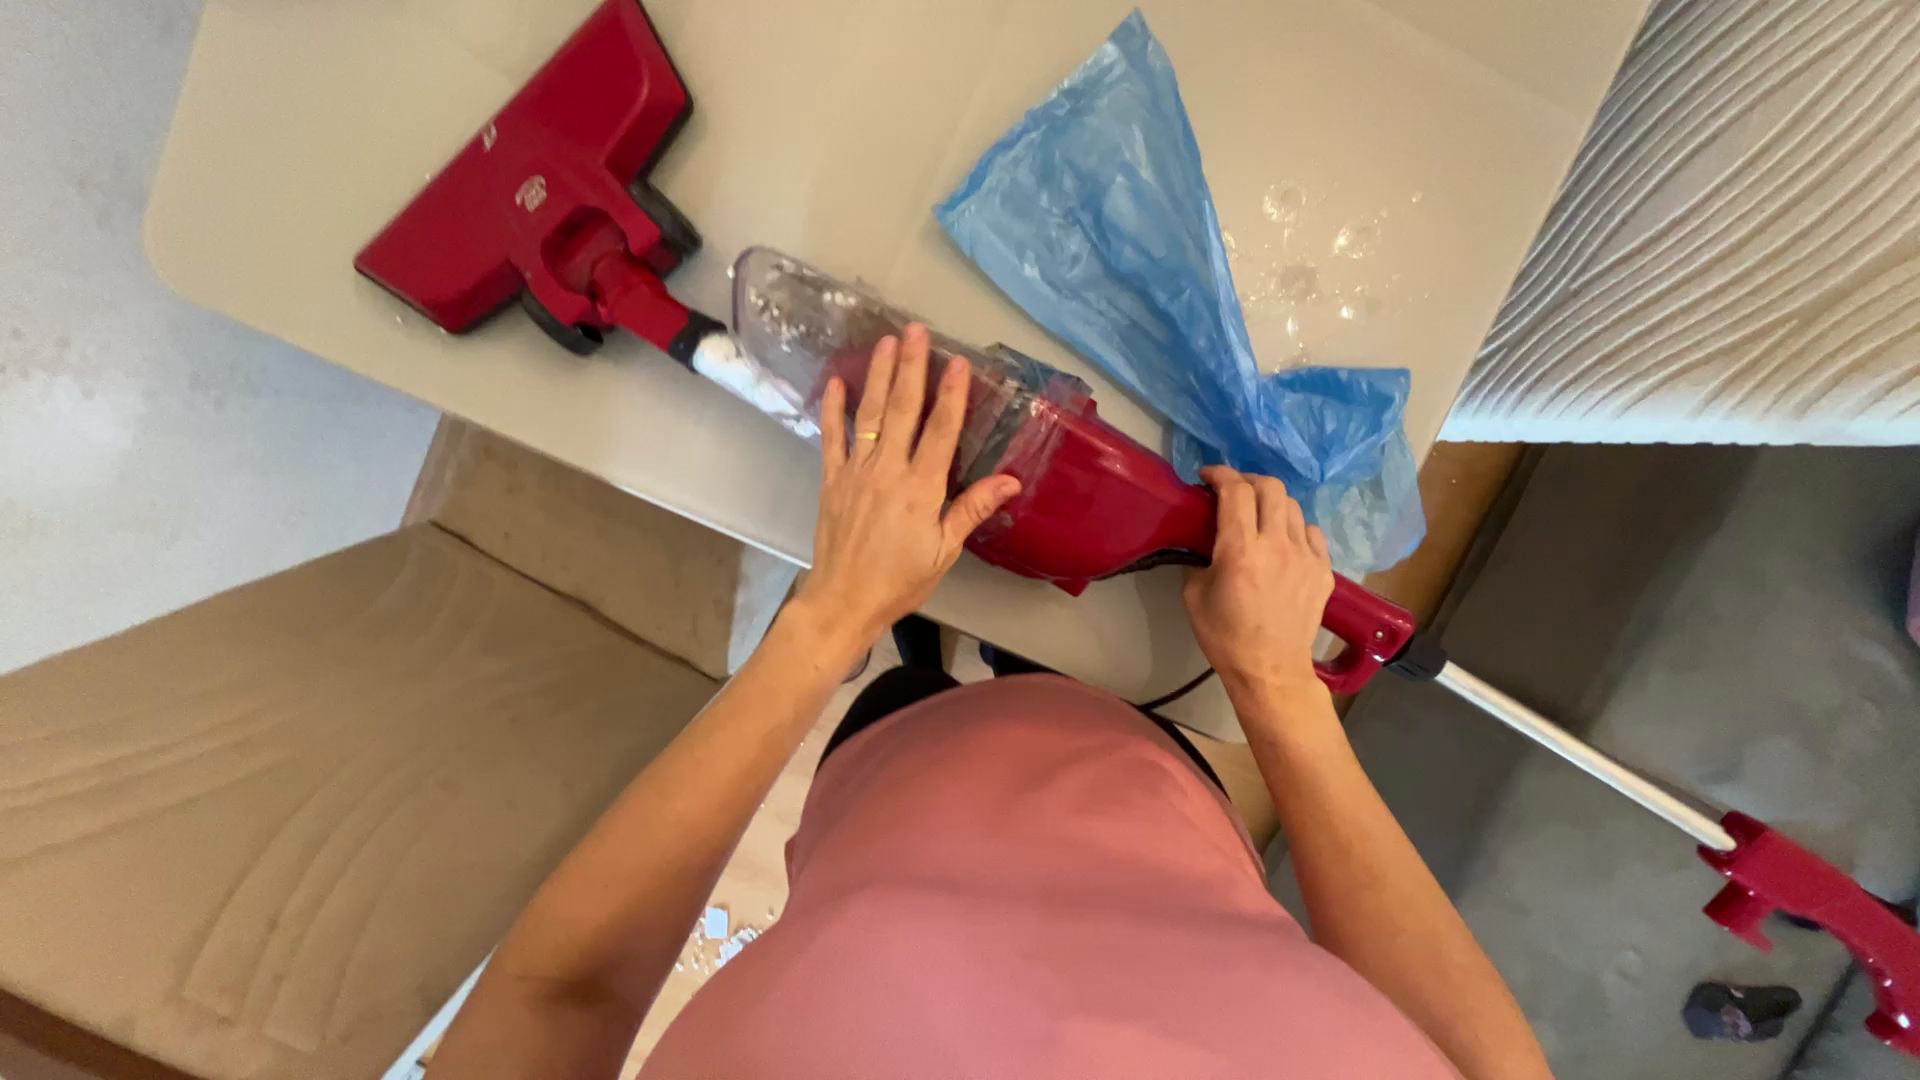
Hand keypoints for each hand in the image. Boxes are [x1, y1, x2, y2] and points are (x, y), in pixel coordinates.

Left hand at [790, 324, 1020, 659]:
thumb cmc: (900, 580)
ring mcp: (856, 471)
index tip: (958, 361)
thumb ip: (972, 509)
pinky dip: (833, 409)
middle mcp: (887, 470)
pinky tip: (837, 382)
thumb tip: (1009, 480)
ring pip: (869, 414)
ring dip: (878, 376)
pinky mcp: (832, 480)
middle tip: (916, 330)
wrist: (844, 600)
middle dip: (911, 367)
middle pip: (902, 409)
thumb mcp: (944, 551)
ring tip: (886, 342)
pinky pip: (831, 437)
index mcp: (921, 488)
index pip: (941, 431)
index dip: (951, 394)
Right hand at [1182, 466, 1333, 702]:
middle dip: (1248, 480)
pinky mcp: (1324, 570)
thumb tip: (1203, 540)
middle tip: (1233, 490)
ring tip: (1258, 516)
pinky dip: (1294, 527)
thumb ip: (1198, 559)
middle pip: (1270, 488)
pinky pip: (1311, 532)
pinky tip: (1282, 541)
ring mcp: (1306, 557)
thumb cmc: (1225, 636)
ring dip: (1271, 503)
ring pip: (1293, 507)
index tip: (1207, 475)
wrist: (1271, 670)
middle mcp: (1277, 545)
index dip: (1220, 474)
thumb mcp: (1193, 595)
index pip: (1236, 492)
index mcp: (1240, 551)